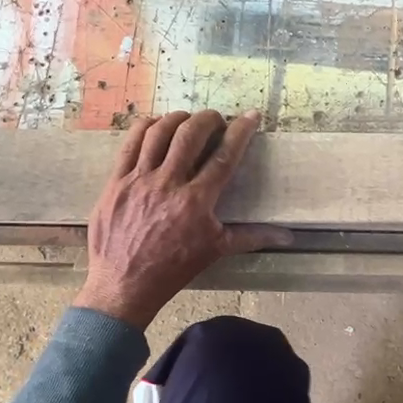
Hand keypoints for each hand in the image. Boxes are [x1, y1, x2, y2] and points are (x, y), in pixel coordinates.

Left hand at [72, 109, 289, 329]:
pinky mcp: (115, 183)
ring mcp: (138, 181)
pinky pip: (129, 144)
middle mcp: (168, 185)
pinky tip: (156, 127)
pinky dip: (146, 128)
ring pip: (159, 133)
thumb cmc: (173, 269)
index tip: (251, 115)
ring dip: (177, 119)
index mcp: (196, 201)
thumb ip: (253, 236)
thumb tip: (288, 236)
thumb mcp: (216, 250)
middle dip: (208, 119)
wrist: (122, 287)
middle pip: (190, 134)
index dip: (241, 131)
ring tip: (187, 121)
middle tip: (216, 120)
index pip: (224, 156)